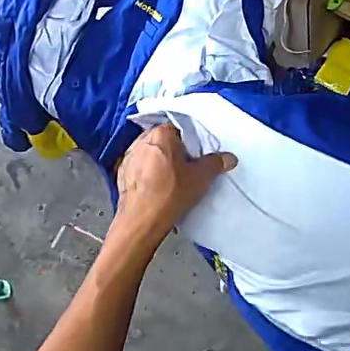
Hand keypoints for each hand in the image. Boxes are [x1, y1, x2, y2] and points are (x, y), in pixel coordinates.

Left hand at [112, 124, 235, 238]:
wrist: (142, 220)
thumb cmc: (171, 194)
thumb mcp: (203, 176)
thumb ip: (217, 162)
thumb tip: (228, 158)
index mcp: (161, 134)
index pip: (180, 129)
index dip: (191, 142)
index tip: (198, 155)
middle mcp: (141, 141)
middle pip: (164, 141)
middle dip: (175, 151)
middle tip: (188, 167)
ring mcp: (128, 157)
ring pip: (151, 154)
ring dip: (161, 162)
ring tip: (173, 179)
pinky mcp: (121, 174)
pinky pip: (140, 167)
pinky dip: (149, 174)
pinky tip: (158, 187)